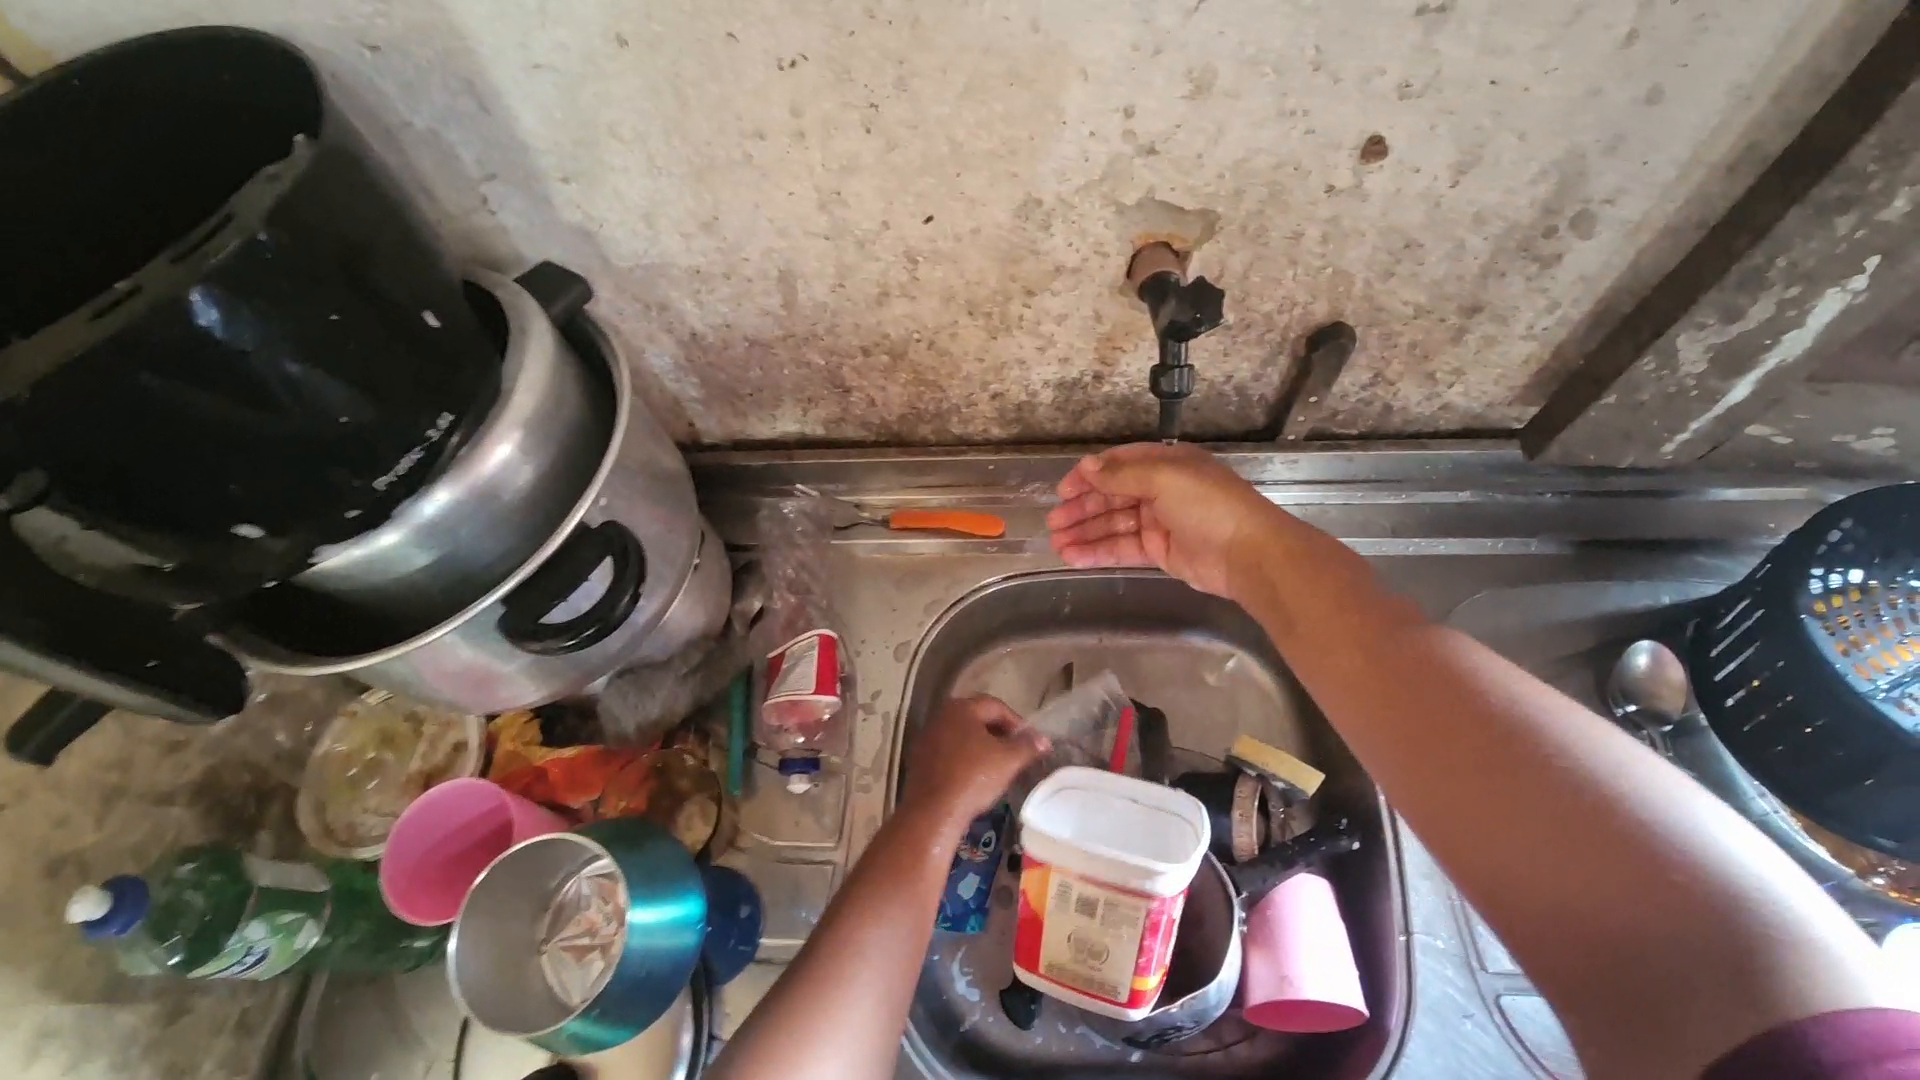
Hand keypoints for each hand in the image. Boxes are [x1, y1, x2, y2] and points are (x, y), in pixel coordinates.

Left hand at [902, 696, 1048, 830]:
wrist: (933, 811)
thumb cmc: (973, 777)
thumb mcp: (1008, 760)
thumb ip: (1028, 746)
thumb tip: (1043, 739)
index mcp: (961, 708)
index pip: (996, 706)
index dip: (1017, 722)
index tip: (1031, 741)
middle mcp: (940, 716)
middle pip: (977, 718)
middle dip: (1000, 733)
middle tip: (1016, 751)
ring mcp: (927, 738)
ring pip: (962, 736)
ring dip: (982, 746)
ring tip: (999, 765)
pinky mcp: (920, 760)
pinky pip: (949, 752)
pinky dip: (965, 759)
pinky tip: (976, 777)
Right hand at [1047, 443, 1286, 599]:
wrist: (1248, 553)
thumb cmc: (1209, 505)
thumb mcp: (1164, 478)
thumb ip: (1122, 475)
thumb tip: (1087, 466)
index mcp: (1166, 464)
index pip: (1118, 465)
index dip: (1089, 476)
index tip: (1063, 491)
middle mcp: (1161, 490)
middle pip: (1112, 497)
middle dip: (1082, 509)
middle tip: (1054, 522)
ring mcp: (1160, 522)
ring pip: (1113, 525)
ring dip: (1085, 533)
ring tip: (1057, 543)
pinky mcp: (1160, 552)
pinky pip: (1122, 548)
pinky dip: (1098, 552)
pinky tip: (1074, 556)